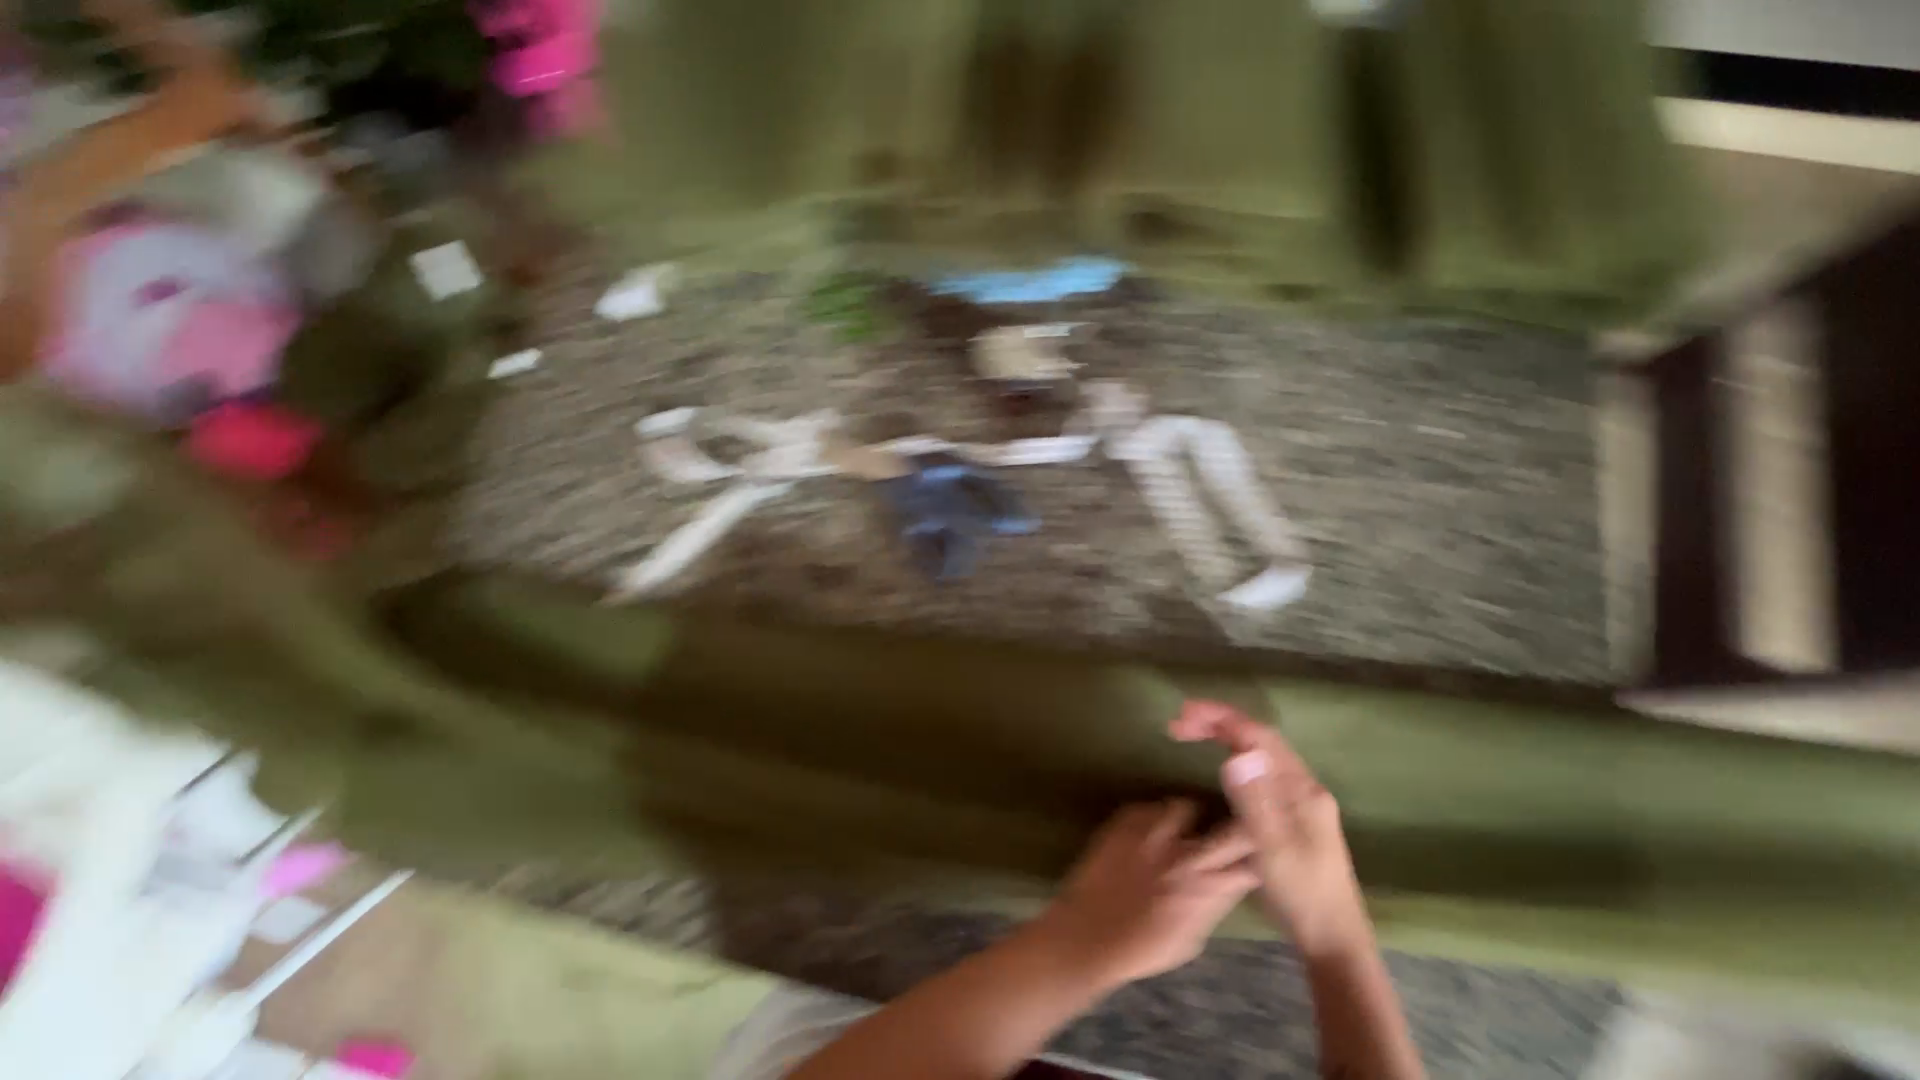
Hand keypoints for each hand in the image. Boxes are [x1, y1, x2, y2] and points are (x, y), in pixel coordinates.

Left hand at [1031, 800, 1259, 990]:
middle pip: (1234, 830)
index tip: (1259, 854)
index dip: (1260, 857)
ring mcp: (1154, 835)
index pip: (1254, 863)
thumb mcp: (1191, 939)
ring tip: (1179, 827)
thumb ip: (1212, 905)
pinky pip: (1149, 807)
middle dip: (1240, 826)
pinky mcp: (1125, 823)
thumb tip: (1226, 886)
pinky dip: (1153, 817)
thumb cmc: (1141, 949)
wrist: (1087, 936)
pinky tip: (1147, 831)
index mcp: (1208, 890)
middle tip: (1233, 825)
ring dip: (1187, 818)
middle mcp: (1187, 857)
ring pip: (1186, 806)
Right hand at [1171, 700, 1369, 958]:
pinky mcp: (1296, 818)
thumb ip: (1254, 799)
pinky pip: (1264, 772)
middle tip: (1179, 724)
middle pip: (1261, 740)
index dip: (1221, 718)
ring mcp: (1302, 802)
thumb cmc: (1302, 894)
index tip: (1183, 714)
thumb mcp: (1272, 848)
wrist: (1334, 939)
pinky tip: (1223, 768)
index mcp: (1301, 789)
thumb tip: (1235, 753)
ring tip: (1194, 735)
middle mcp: (1304, 788)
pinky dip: (1237, 758)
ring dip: (1229, 737)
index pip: (1258, 737)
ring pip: (1263, 755)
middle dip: (1220, 723)